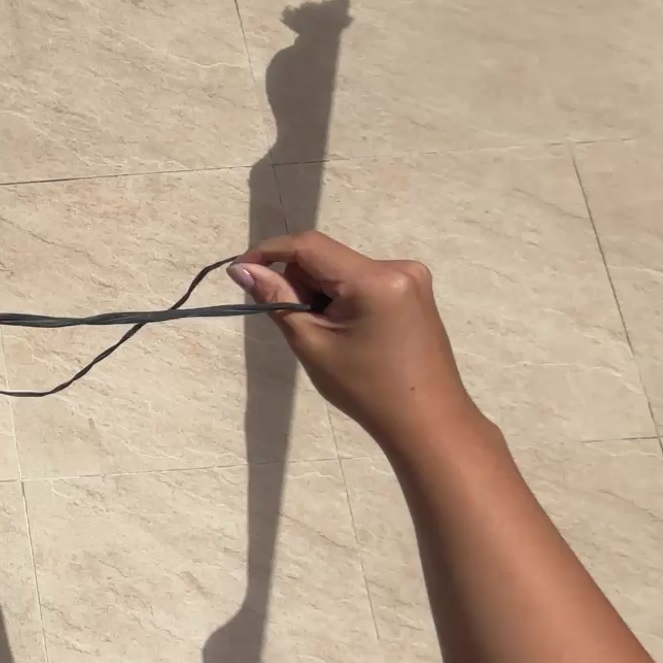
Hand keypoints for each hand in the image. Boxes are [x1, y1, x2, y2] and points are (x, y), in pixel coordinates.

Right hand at [229, 231, 481, 451]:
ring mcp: (408, 277)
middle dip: (296, 284)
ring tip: (323, 333)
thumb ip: (274, 298)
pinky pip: (355, 280)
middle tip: (296, 325)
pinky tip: (342, 329)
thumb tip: (240, 269)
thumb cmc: (362, 385)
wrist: (423, 416)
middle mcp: (396, 267)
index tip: (238, 273)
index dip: (266, 252)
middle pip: (322, 258)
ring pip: (336, 270)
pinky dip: (335, 298)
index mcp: (373, 279)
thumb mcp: (308, 341)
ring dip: (315, 293)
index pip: (308, 246)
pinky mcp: (410, 289)